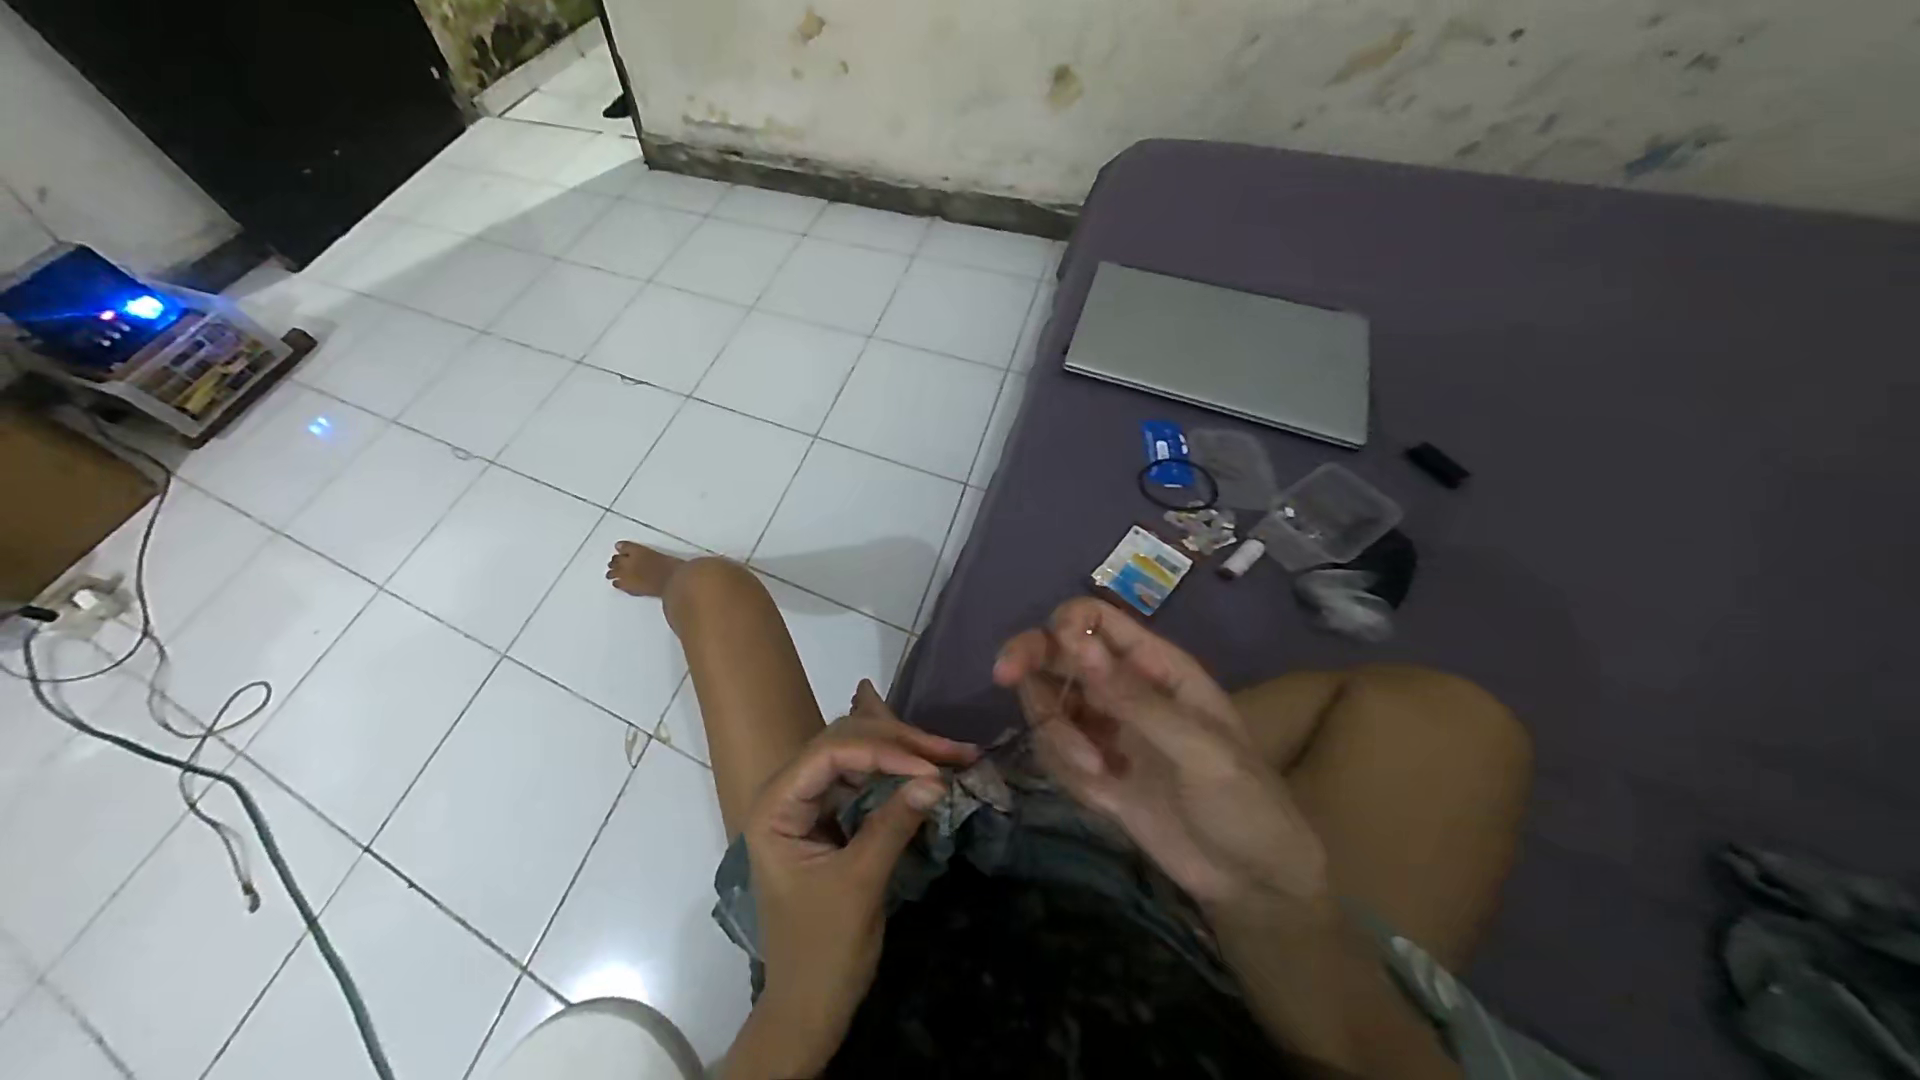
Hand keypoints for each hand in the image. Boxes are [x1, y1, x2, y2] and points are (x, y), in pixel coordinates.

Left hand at [742, 681, 977, 1065]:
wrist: (810, 1005)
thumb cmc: (822, 951)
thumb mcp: (860, 884)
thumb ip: (893, 824)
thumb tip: (938, 778)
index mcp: (776, 807)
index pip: (830, 754)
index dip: (884, 751)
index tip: (932, 767)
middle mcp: (789, 792)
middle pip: (846, 743)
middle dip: (901, 743)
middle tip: (953, 752)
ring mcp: (811, 801)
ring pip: (860, 753)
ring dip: (905, 750)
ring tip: (952, 753)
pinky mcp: (832, 813)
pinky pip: (866, 776)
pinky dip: (899, 770)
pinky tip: (929, 768)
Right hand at [994, 599, 1328, 910]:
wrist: (1252, 882)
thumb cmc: (1244, 802)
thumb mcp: (1197, 747)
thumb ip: (1133, 697)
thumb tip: (1074, 642)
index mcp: (1155, 667)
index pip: (1096, 621)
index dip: (1066, 624)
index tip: (1048, 651)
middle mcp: (1121, 690)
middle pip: (1057, 654)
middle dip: (1030, 661)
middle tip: (1003, 675)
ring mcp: (1104, 730)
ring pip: (1047, 704)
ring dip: (1056, 734)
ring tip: (1095, 772)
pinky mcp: (1092, 771)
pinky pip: (1054, 752)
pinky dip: (1064, 769)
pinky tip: (1103, 796)